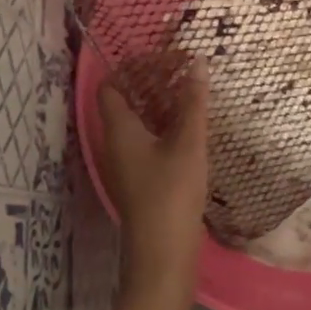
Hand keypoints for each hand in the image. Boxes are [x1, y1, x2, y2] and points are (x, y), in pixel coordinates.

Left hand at [97, 71, 210, 283]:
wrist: (163, 253)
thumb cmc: (171, 193)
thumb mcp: (188, 143)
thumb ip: (193, 101)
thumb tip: (197, 62)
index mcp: (118, 130)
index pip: (113, 85)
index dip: (136, 66)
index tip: (168, 56)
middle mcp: (116, 143)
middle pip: (128, 100)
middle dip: (155, 79)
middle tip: (187, 68)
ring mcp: (128, 162)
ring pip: (141, 120)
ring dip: (163, 101)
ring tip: (193, 89)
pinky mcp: (142, 178)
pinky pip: (150, 138)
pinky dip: (167, 123)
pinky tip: (193, 124)